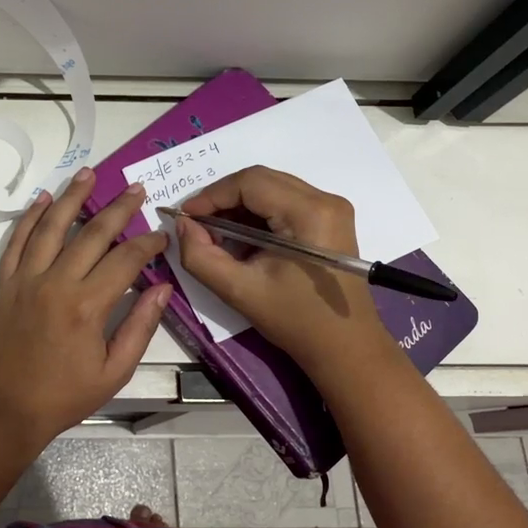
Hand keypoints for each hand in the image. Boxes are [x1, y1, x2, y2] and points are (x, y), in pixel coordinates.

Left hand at [0, 168, 172, 448]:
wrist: (3, 410)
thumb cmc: (63, 397)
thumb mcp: (113, 373)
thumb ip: (139, 327)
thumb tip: (161, 288)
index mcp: (87, 306)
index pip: (125, 260)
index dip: (147, 243)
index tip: (161, 233)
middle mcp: (56, 283)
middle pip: (91, 234)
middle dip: (117, 208)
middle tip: (135, 188)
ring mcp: (26, 280)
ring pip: (50, 227)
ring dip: (71, 198)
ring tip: (88, 173)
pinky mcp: (4, 285)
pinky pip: (16, 243)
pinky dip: (28, 218)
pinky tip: (42, 200)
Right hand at [174, 166, 397, 366]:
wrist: (345, 346)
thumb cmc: (296, 320)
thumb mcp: (239, 290)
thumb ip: (200, 255)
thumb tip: (183, 224)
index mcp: (309, 213)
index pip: (250, 183)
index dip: (212, 195)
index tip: (186, 217)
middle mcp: (325, 200)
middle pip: (261, 180)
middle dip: (223, 199)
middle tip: (198, 225)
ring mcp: (331, 208)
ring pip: (271, 188)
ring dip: (238, 207)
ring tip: (217, 235)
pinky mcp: (329, 218)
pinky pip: (283, 202)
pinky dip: (256, 215)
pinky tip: (241, 239)